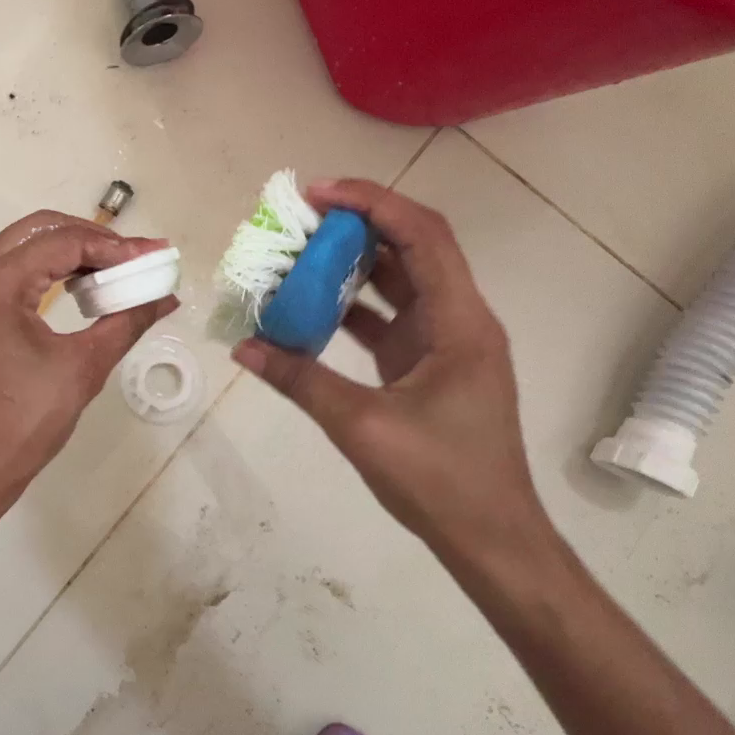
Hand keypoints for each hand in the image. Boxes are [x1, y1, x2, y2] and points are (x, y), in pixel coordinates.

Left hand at [0, 211, 178, 545]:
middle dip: (93, 240)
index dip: (115, 247)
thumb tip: (166, 294)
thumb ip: (126, 321)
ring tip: (118, 272)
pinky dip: (46, 271)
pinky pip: (9, 270)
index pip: (62, 243)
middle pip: (40, 231)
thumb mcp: (81, 369)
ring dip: (70, 253)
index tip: (157, 256)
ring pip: (23, 246)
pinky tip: (82, 287)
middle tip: (138, 259)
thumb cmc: (19, 426)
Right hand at [231, 179, 545, 557]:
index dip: (372, 203)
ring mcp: (444, 343)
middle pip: (411, 248)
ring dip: (350, 264)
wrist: (491, 539)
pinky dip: (349, 306)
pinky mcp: (427, 366)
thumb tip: (244, 347)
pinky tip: (306, 307)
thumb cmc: (440, 480)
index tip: (316, 195)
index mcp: (459, 323)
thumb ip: (300, 380)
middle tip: (297, 220)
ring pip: (397, 282)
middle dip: (355, 226)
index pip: (422, 236)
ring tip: (295, 254)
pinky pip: (386, 318)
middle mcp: (458, 320)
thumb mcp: (362, 426)